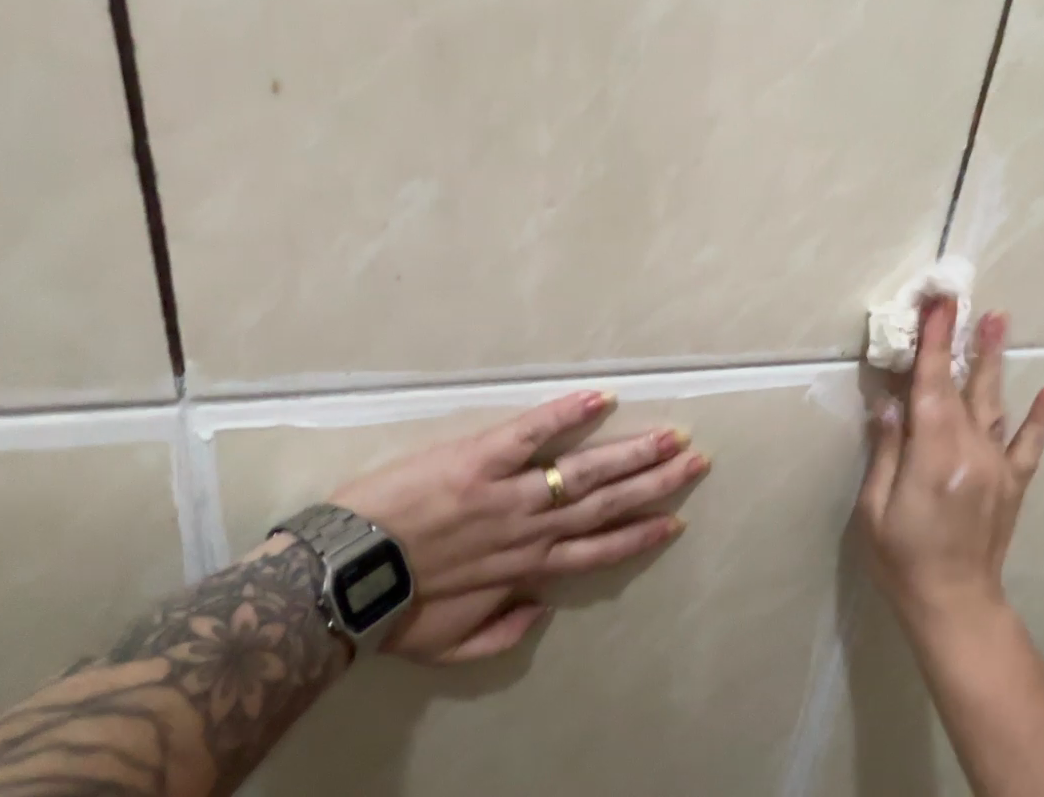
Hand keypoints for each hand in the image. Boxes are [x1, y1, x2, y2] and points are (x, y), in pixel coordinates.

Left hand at [330, 391, 709, 662]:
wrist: (348, 576)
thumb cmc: (399, 610)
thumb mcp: (451, 646)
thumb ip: (502, 634)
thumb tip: (542, 611)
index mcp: (529, 569)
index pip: (598, 551)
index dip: (639, 536)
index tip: (674, 522)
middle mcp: (533, 528)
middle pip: (607, 503)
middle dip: (655, 484)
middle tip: (695, 462)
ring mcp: (511, 490)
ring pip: (584, 470)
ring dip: (631, 453)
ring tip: (670, 436)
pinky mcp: (482, 458)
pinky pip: (532, 432)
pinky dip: (567, 415)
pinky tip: (602, 398)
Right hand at [856, 300, 1043, 631]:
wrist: (954, 604)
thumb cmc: (901, 559)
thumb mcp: (874, 509)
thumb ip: (886, 452)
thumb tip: (888, 403)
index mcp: (932, 456)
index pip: (928, 386)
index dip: (930, 343)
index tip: (935, 306)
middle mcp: (969, 452)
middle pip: (959, 385)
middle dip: (957, 338)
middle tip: (961, 298)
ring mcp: (996, 465)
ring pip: (993, 402)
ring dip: (993, 359)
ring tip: (999, 318)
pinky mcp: (1012, 482)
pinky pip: (1030, 443)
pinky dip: (1043, 415)